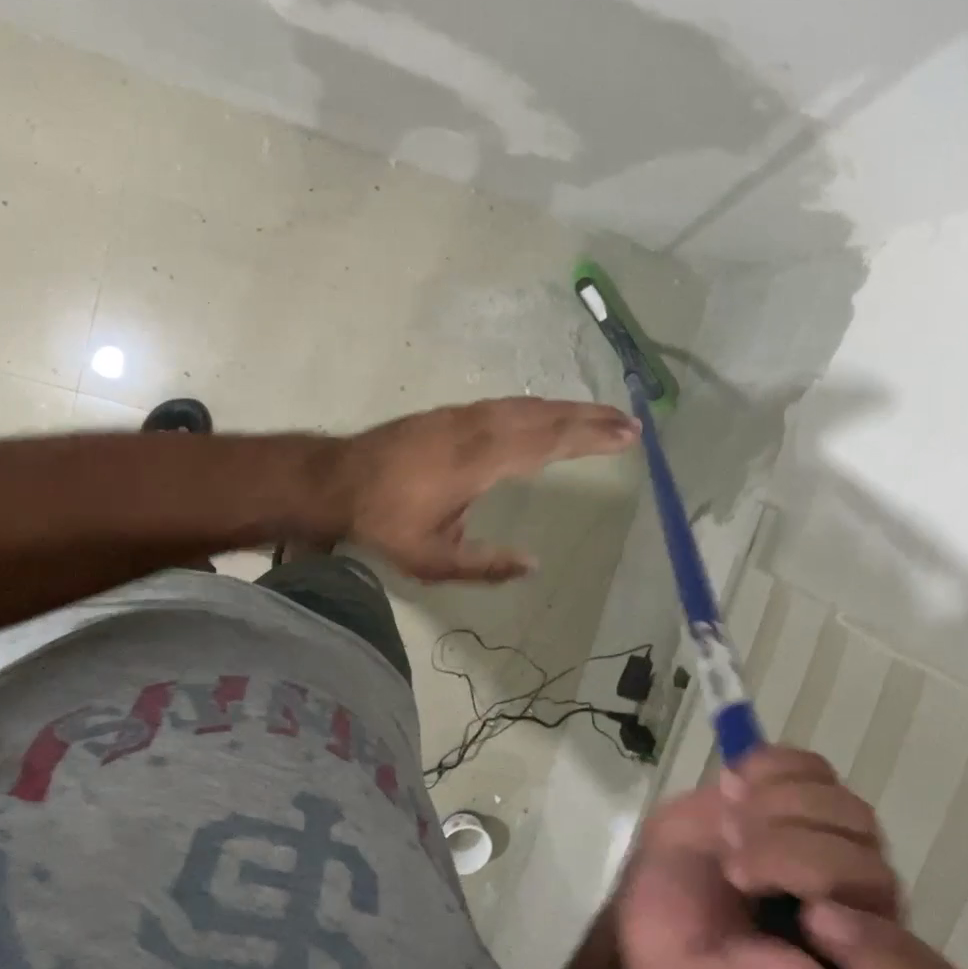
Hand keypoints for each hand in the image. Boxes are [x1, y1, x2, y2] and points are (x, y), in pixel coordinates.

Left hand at [334, 397, 638, 581]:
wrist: (336, 480)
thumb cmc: (386, 522)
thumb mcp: (432, 559)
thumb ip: (485, 564)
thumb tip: (533, 564)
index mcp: (479, 463)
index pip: (548, 444)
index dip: (589, 438)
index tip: (626, 436)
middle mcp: (477, 430)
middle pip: (545, 417)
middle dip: (590, 418)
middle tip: (631, 423)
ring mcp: (462, 416)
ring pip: (526, 406)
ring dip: (567, 409)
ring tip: (602, 416)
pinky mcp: (450, 413)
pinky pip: (506, 404)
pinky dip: (537, 407)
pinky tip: (548, 413)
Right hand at [617, 748, 967, 968]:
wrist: (648, 905)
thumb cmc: (675, 965)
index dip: (885, 952)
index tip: (815, 920)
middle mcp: (863, 925)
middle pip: (878, 880)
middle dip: (798, 861)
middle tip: (733, 868)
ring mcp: (839, 855)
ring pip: (852, 815)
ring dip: (783, 811)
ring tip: (727, 827)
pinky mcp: (805, 804)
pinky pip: (816, 770)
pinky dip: (773, 767)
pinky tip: (734, 786)